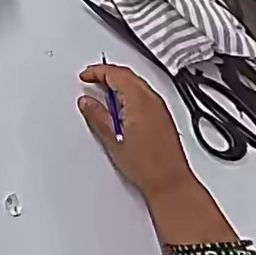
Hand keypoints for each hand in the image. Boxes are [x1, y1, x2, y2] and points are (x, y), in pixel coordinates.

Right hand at [79, 63, 237, 246]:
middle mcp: (152, 99)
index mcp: (138, 99)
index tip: (85, 76)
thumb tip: (87, 103)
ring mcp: (159, 108)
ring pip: (136, 84)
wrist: (169, 183)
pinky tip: (120, 109)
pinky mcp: (163, 116)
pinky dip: (129, 94)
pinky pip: (143, 95)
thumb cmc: (147, 164)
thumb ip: (97, 115)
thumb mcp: (112, 138)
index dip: (97, 71)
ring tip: (103, 96)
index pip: (115, 73)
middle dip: (107, 75)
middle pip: (127, 75)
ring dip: (118, 84)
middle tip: (92, 80)